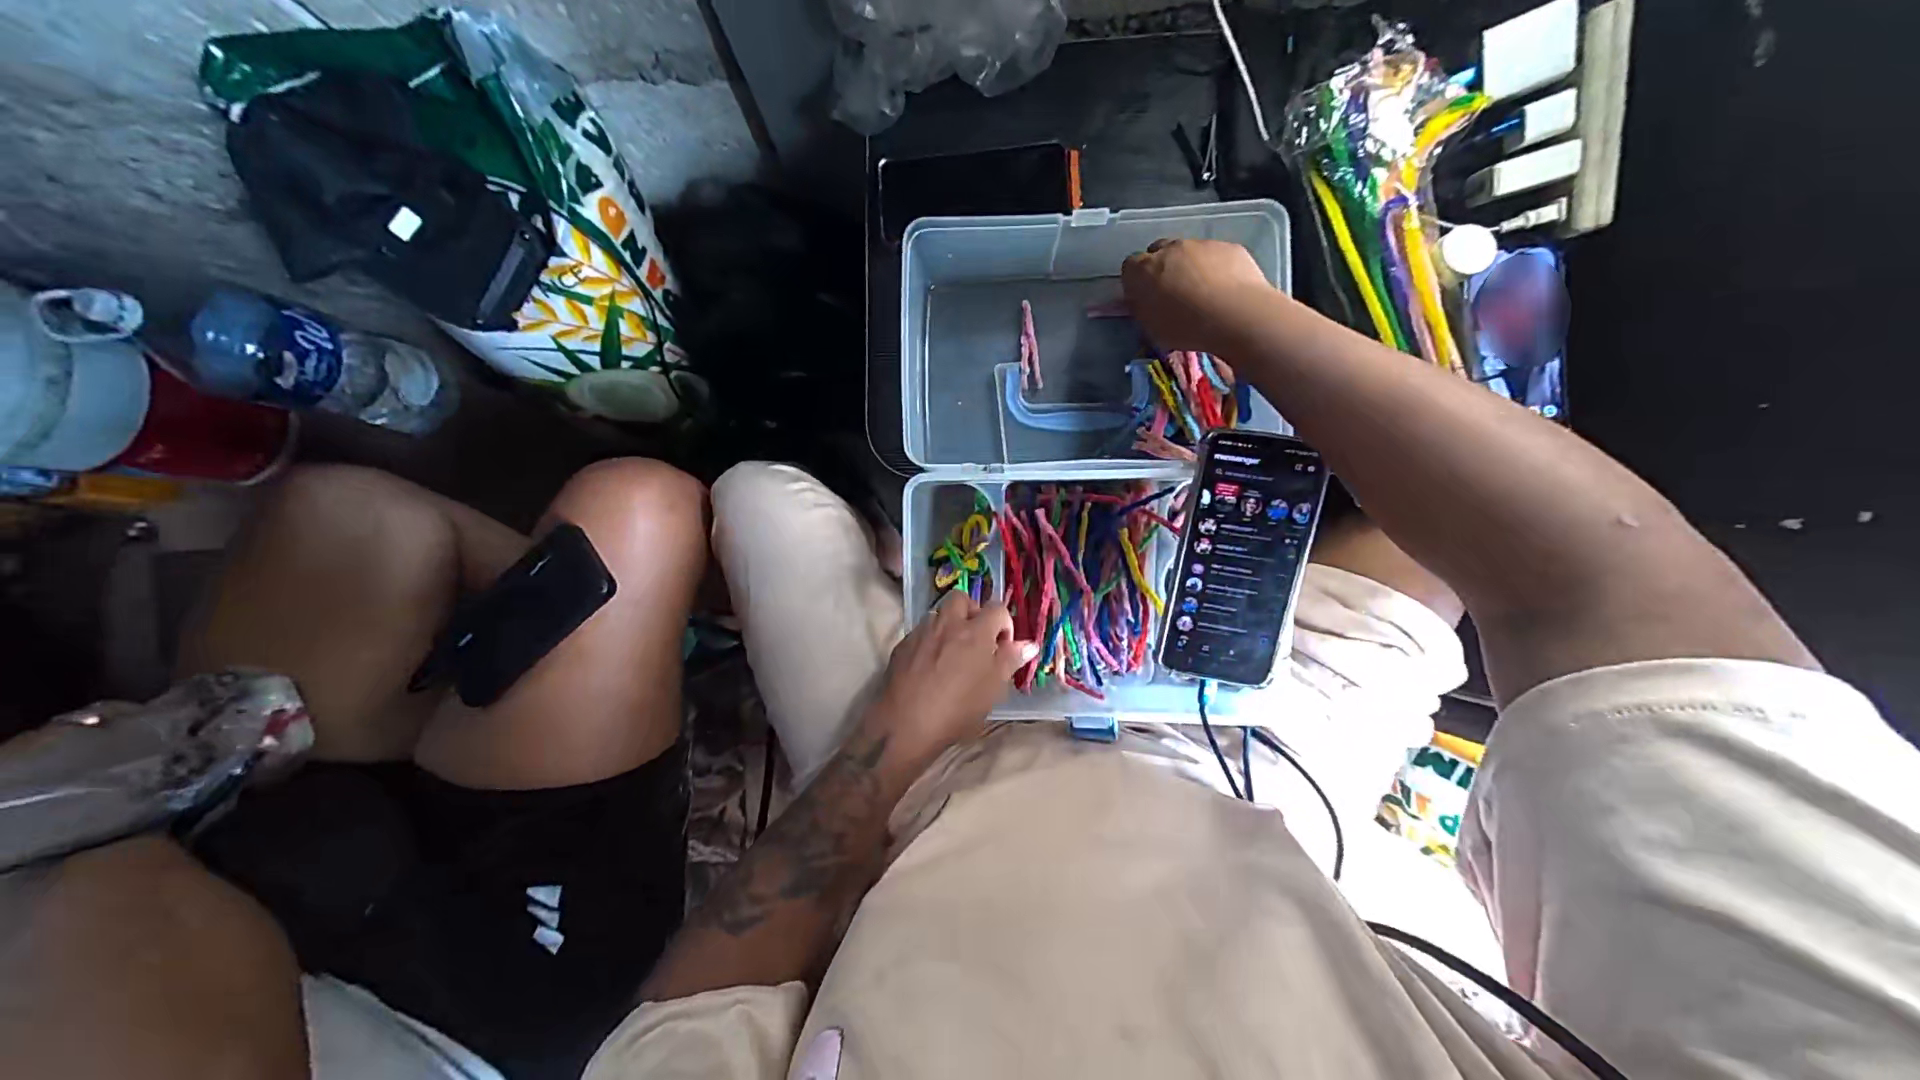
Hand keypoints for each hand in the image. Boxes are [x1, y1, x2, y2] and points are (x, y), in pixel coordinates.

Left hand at [864, 591, 1036, 762]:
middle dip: (972, 612)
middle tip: (976, 638)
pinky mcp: (902, 645)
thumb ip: (1010, 661)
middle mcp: (948, 624)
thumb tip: (1029, 644)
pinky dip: (930, 640)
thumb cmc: (958, 709)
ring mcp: (922, 632)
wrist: (905, 724)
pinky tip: (930, 665)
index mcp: (975, 632)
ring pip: (939, 614)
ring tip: (953, 652)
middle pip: (962, 599)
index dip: (1004, 625)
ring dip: (950, 625)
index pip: (997, 609)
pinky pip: (921, 632)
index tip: (1003, 646)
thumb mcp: (993, 689)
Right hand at [1121, 238, 1279, 354]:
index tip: (1144, 297)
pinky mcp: (1228, 246)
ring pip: (1189, 251)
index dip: (1136, 282)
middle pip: (1159, 252)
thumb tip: (1139, 301)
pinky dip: (1215, 267)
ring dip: (1189, 266)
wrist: (1237, 315)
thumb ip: (1142, 309)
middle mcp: (1170, 249)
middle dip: (1162, 268)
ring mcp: (1201, 244)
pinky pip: (1215, 255)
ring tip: (1202, 292)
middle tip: (1172, 292)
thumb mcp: (1152, 328)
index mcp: (1143, 270)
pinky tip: (1224, 289)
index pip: (1130, 267)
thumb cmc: (1186, 328)